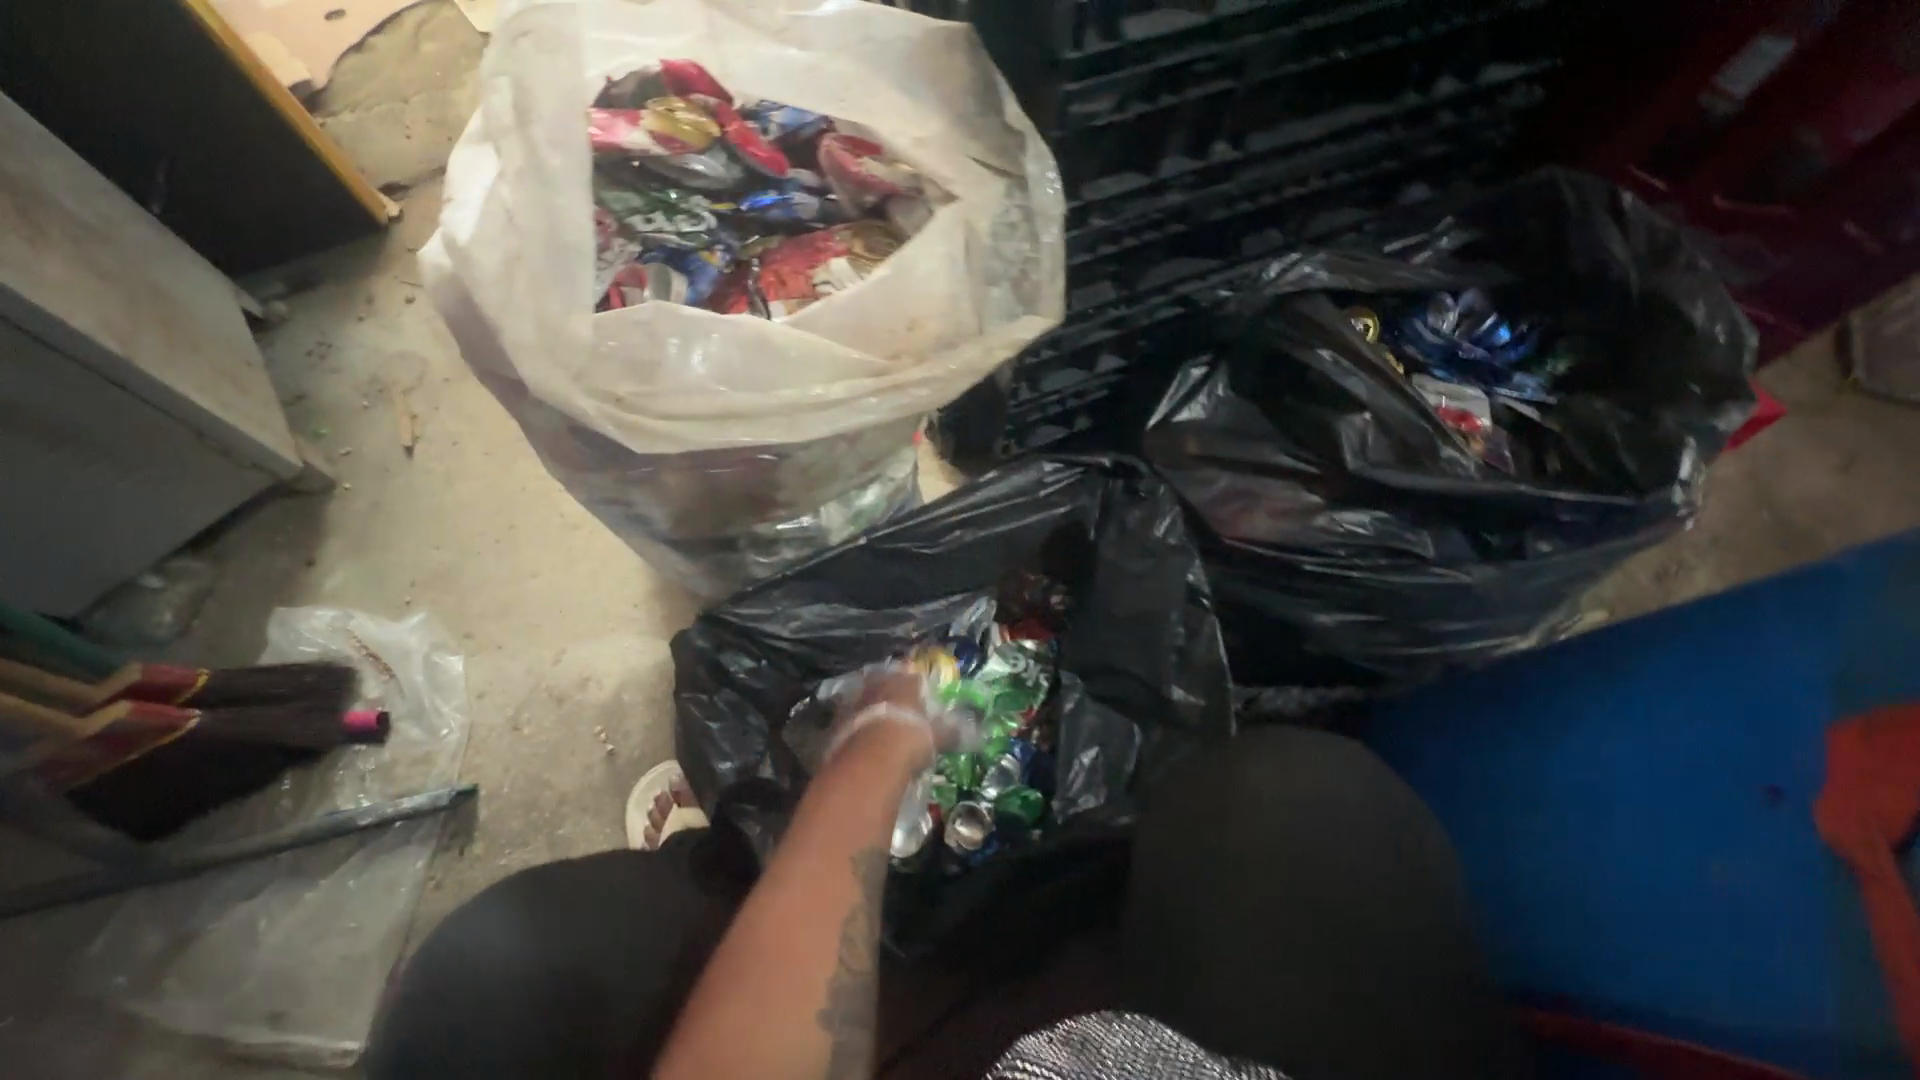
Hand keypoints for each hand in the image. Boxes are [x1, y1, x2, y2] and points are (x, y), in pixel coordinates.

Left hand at [817, 660, 979, 774]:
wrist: (870, 756)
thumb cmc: (911, 738)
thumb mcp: (938, 737)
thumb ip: (953, 733)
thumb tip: (978, 734)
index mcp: (904, 681)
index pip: (912, 675)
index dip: (915, 684)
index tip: (918, 693)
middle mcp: (878, 684)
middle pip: (882, 681)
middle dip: (888, 690)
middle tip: (894, 705)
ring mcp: (854, 700)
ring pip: (862, 697)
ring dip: (868, 706)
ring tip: (875, 721)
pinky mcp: (835, 720)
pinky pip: (847, 718)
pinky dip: (853, 725)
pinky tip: (858, 738)